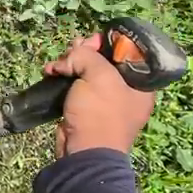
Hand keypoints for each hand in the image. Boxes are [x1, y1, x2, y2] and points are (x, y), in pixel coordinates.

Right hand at [45, 33, 154, 157]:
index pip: (128, 51)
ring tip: (56, 64)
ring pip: (87, 69)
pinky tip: (51, 72)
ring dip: (69, 62)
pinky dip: (63, 75)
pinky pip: (75, 82)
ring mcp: (105, 98)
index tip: (91, 41)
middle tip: (72, 50)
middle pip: (105, 58)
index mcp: (141, 83)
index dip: (108, 42)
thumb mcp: (99, 76)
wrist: (84, 151)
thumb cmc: (100, 113)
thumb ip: (87, 56)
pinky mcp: (85, 105)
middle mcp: (126, 89)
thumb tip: (71, 56)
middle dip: (85, 51)